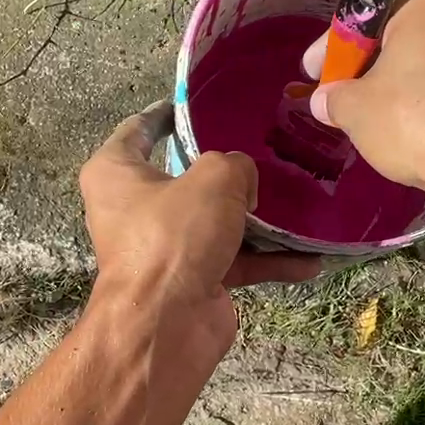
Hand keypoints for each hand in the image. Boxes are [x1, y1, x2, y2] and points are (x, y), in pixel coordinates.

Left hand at [79, 101, 319, 349]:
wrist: (167, 323)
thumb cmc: (174, 235)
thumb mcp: (214, 178)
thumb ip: (236, 165)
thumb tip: (244, 184)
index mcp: (115, 173)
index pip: (137, 130)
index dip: (166, 112)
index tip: (197, 101)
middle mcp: (133, 209)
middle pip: (184, 178)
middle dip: (224, 169)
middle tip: (264, 148)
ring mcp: (164, 248)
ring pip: (214, 223)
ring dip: (256, 220)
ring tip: (297, 201)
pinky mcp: (192, 281)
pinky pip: (234, 262)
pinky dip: (268, 262)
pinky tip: (309, 260)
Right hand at [307, 0, 424, 196]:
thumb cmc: (415, 120)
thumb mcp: (355, 109)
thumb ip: (333, 96)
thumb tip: (323, 99)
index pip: (365, 14)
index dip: (332, 48)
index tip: (313, 73)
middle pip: (400, 31)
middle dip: (368, 61)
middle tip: (342, 91)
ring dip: (399, 78)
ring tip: (373, 111)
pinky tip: (411, 121)